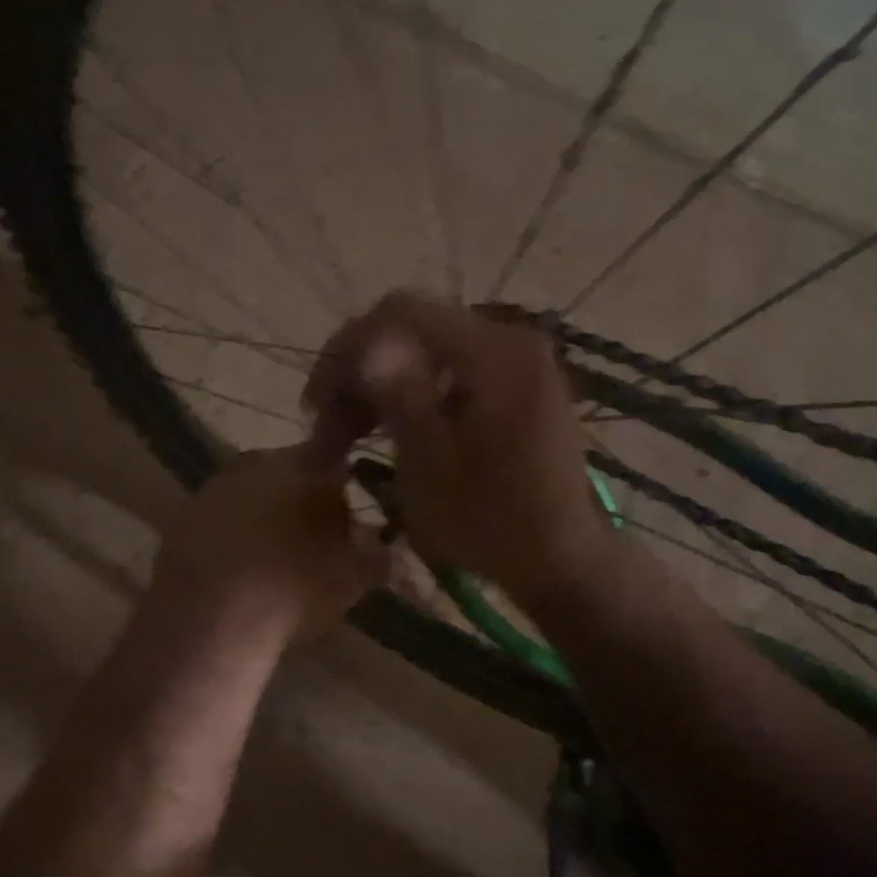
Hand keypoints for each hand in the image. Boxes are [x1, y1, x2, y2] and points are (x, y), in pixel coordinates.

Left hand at [152, 446, 385, 640]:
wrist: (213, 615)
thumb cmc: (296, 589)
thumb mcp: (353, 580)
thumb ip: (375, 557)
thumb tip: (385, 548)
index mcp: (308, 467)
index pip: (335, 455)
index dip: (343, 480)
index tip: (347, 510)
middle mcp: (260, 462)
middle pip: (289, 472)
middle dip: (300, 498)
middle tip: (311, 540)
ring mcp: (216, 485)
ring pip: (250, 492)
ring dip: (261, 515)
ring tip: (270, 559)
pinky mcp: (184, 514)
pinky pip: (218, 517)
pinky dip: (228, 535)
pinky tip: (234, 570)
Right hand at [303, 293, 612, 599]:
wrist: (563, 562)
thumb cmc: (491, 523)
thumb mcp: (430, 466)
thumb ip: (398, 396)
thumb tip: (364, 343)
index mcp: (492, 352)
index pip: (399, 314)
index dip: (344, 350)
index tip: (313, 405)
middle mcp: (509, 340)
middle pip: (411, 331)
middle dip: (358, 374)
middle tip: (322, 430)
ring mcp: (517, 362)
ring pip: (425, 354)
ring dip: (379, 389)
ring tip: (344, 440)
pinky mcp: (517, 386)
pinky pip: (450, 374)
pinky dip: (412, 397)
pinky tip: (386, 433)